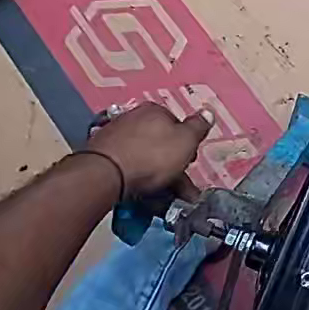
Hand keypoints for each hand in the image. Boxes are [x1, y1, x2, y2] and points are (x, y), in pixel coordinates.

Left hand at [85, 102, 211, 196]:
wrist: (106, 173)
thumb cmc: (151, 156)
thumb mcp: (185, 141)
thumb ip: (198, 127)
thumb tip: (207, 112)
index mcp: (155, 111)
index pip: (177, 126)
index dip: (185, 147)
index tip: (187, 166)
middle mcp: (133, 117)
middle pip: (159, 143)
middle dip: (171, 167)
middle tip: (178, 190)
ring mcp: (115, 134)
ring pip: (143, 156)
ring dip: (154, 176)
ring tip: (160, 199)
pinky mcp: (101, 153)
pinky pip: (125, 165)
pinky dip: (134, 177)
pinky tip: (138, 192)